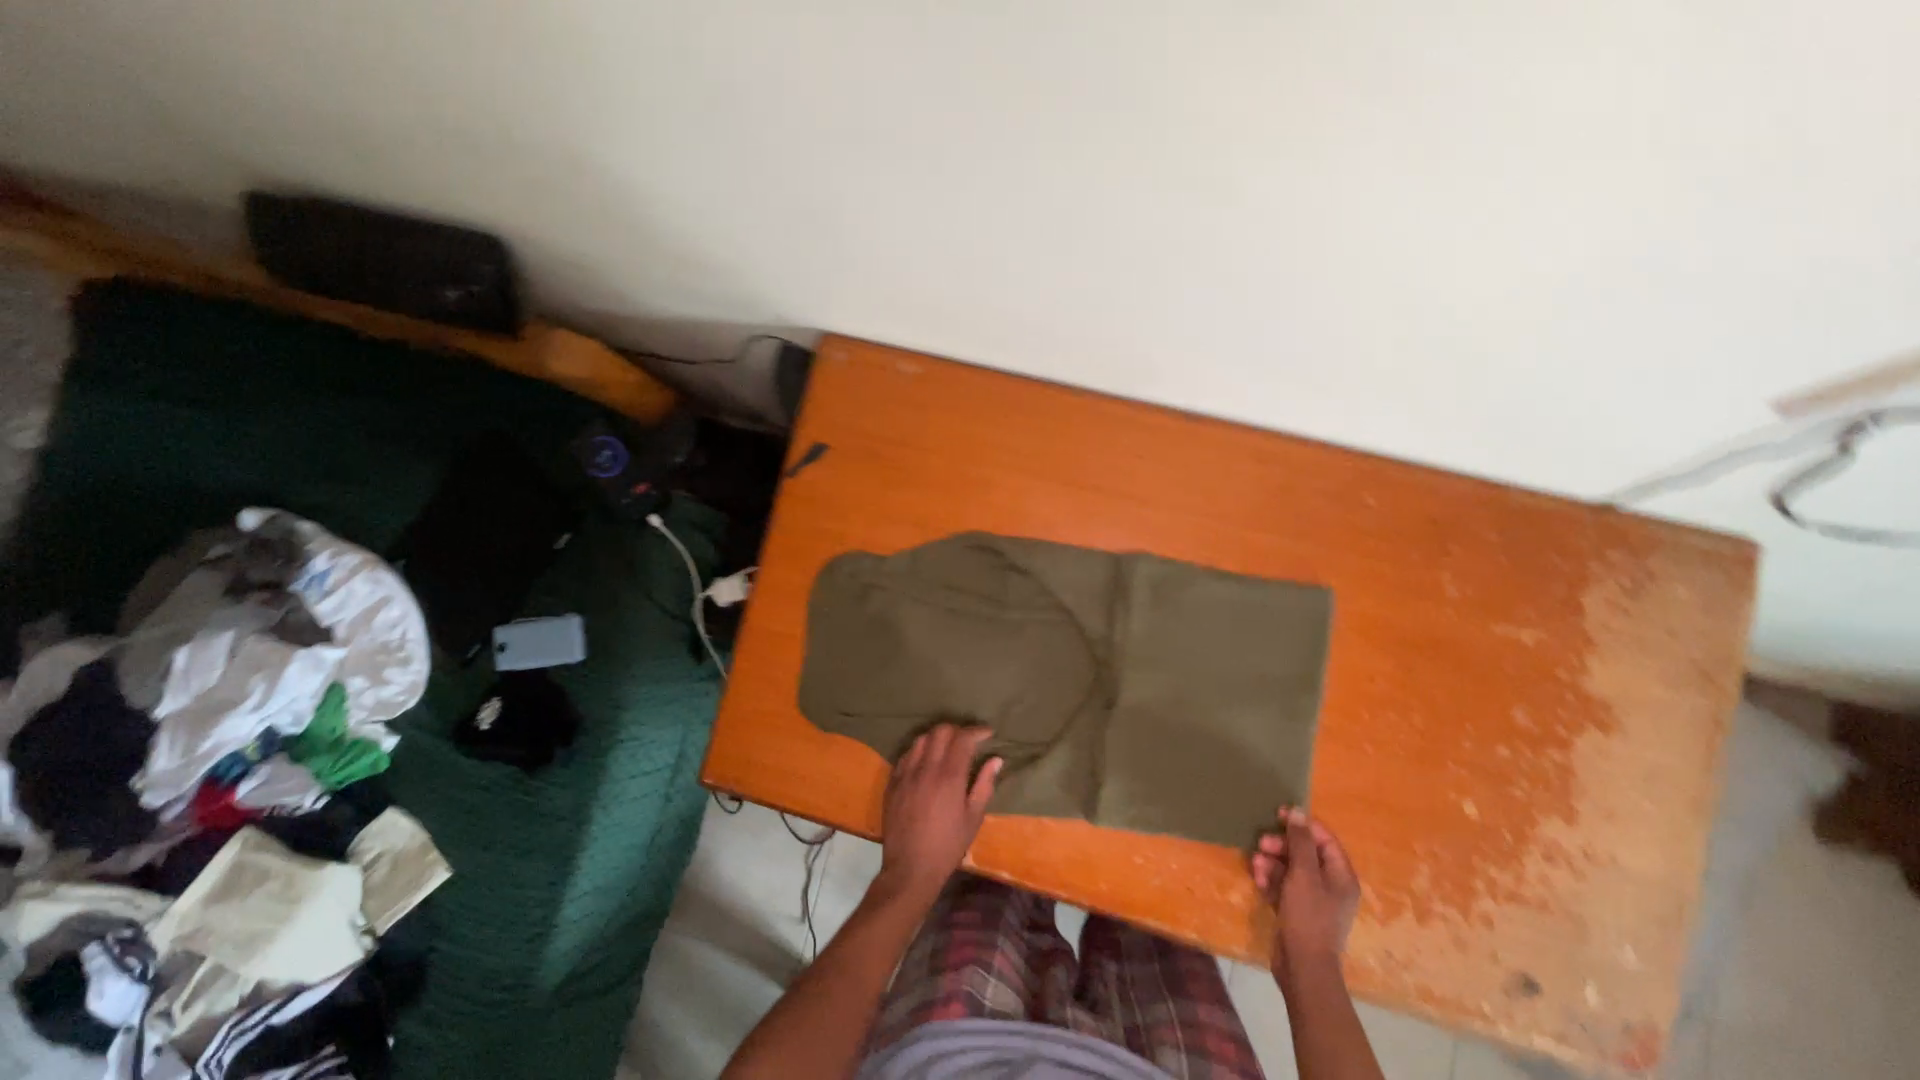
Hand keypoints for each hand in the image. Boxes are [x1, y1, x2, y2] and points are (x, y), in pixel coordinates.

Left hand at [876, 724, 1002, 905]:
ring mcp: (905, 774)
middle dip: (957, 730)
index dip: (977, 731)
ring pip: (920, 739)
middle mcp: (925, 769)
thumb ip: (984, 785)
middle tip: (968, 740)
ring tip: (947, 749)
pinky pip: (905, 756)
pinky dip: (919, 751)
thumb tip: (996, 760)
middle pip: (940, 731)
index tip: (988, 734)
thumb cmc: (948, 846)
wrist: (910, 867)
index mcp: (949, 777)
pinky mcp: (892, 783)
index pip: (963, 738)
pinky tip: (926, 763)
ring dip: (937, 738)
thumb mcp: (973, 818)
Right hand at [1251, 807, 1360, 989]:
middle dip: (1282, 846)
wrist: (1302, 967)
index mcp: (1342, 876)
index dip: (1303, 825)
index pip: (1324, 840)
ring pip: (1290, 870)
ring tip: (1256, 866)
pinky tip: (1259, 882)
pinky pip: (1283, 887)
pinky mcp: (1296, 912)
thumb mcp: (1304, 875)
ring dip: (1272, 864)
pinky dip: (1271, 882)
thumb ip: (1301, 842)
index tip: (1278, 814)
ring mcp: (1312, 900)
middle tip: (1261, 843)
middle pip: (1305, 853)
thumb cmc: (1309, 917)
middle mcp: (1330, 885)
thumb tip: (1298, 811)